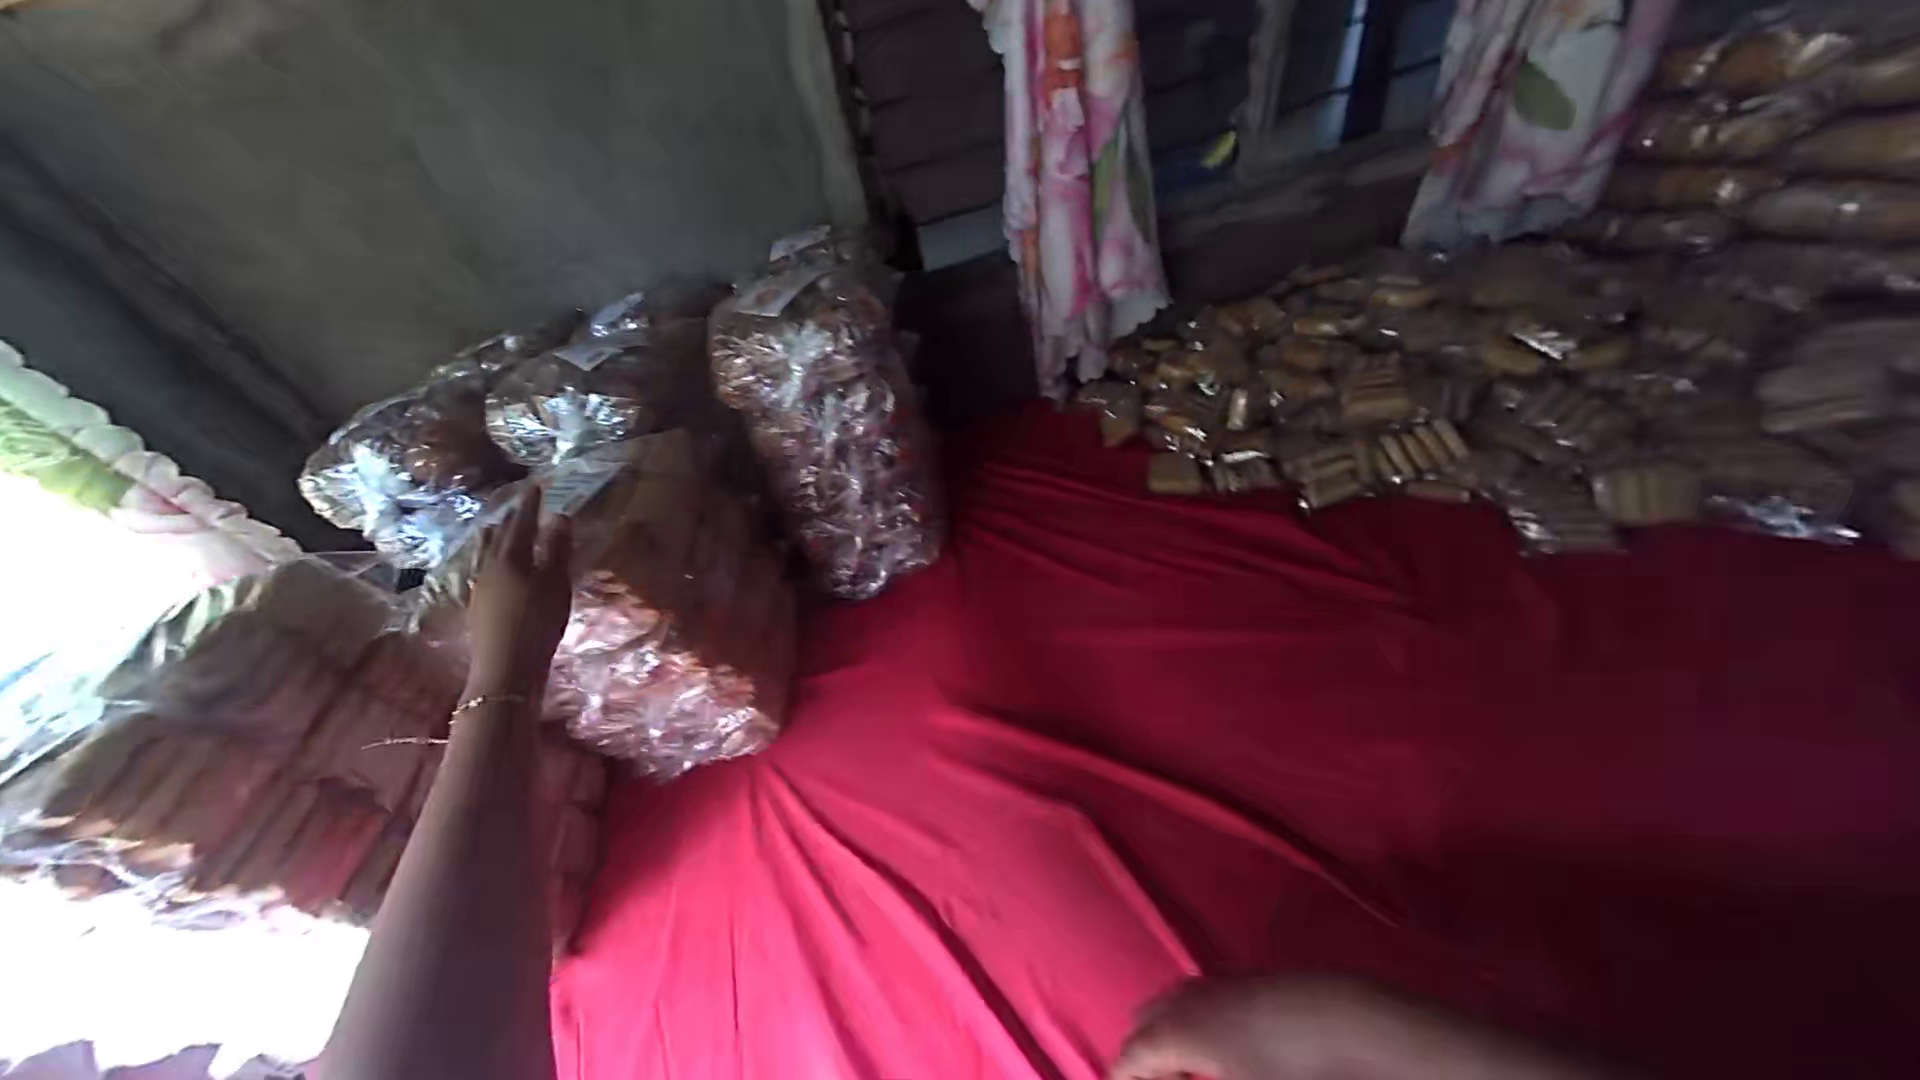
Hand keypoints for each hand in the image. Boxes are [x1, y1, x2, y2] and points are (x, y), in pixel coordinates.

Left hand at [465, 487, 573, 697]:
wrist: (506, 666)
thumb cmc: (538, 621)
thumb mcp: (556, 584)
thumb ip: (557, 550)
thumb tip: (559, 517)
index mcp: (510, 559)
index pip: (521, 524)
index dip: (529, 506)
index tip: (536, 487)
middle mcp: (489, 568)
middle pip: (499, 537)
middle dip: (510, 519)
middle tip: (519, 505)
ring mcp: (481, 587)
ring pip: (485, 553)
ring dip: (494, 538)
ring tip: (496, 527)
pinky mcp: (479, 605)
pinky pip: (482, 569)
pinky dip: (490, 557)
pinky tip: (492, 565)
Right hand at [1109, 976, 1617, 1079]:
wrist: (1342, 1017)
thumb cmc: (1292, 1072)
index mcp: (1181, 1032)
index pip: (1133, 1057)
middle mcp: (1188, 1002)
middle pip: (1144, 1024)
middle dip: (1139, 1058)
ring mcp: (1213, 987)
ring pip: (1168, 1008)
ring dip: (1163, 1039)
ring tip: (1177, 1073)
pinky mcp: (1238, 984)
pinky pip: (1192, 1000)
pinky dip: (1185, 1024)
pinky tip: (1212, 1053)